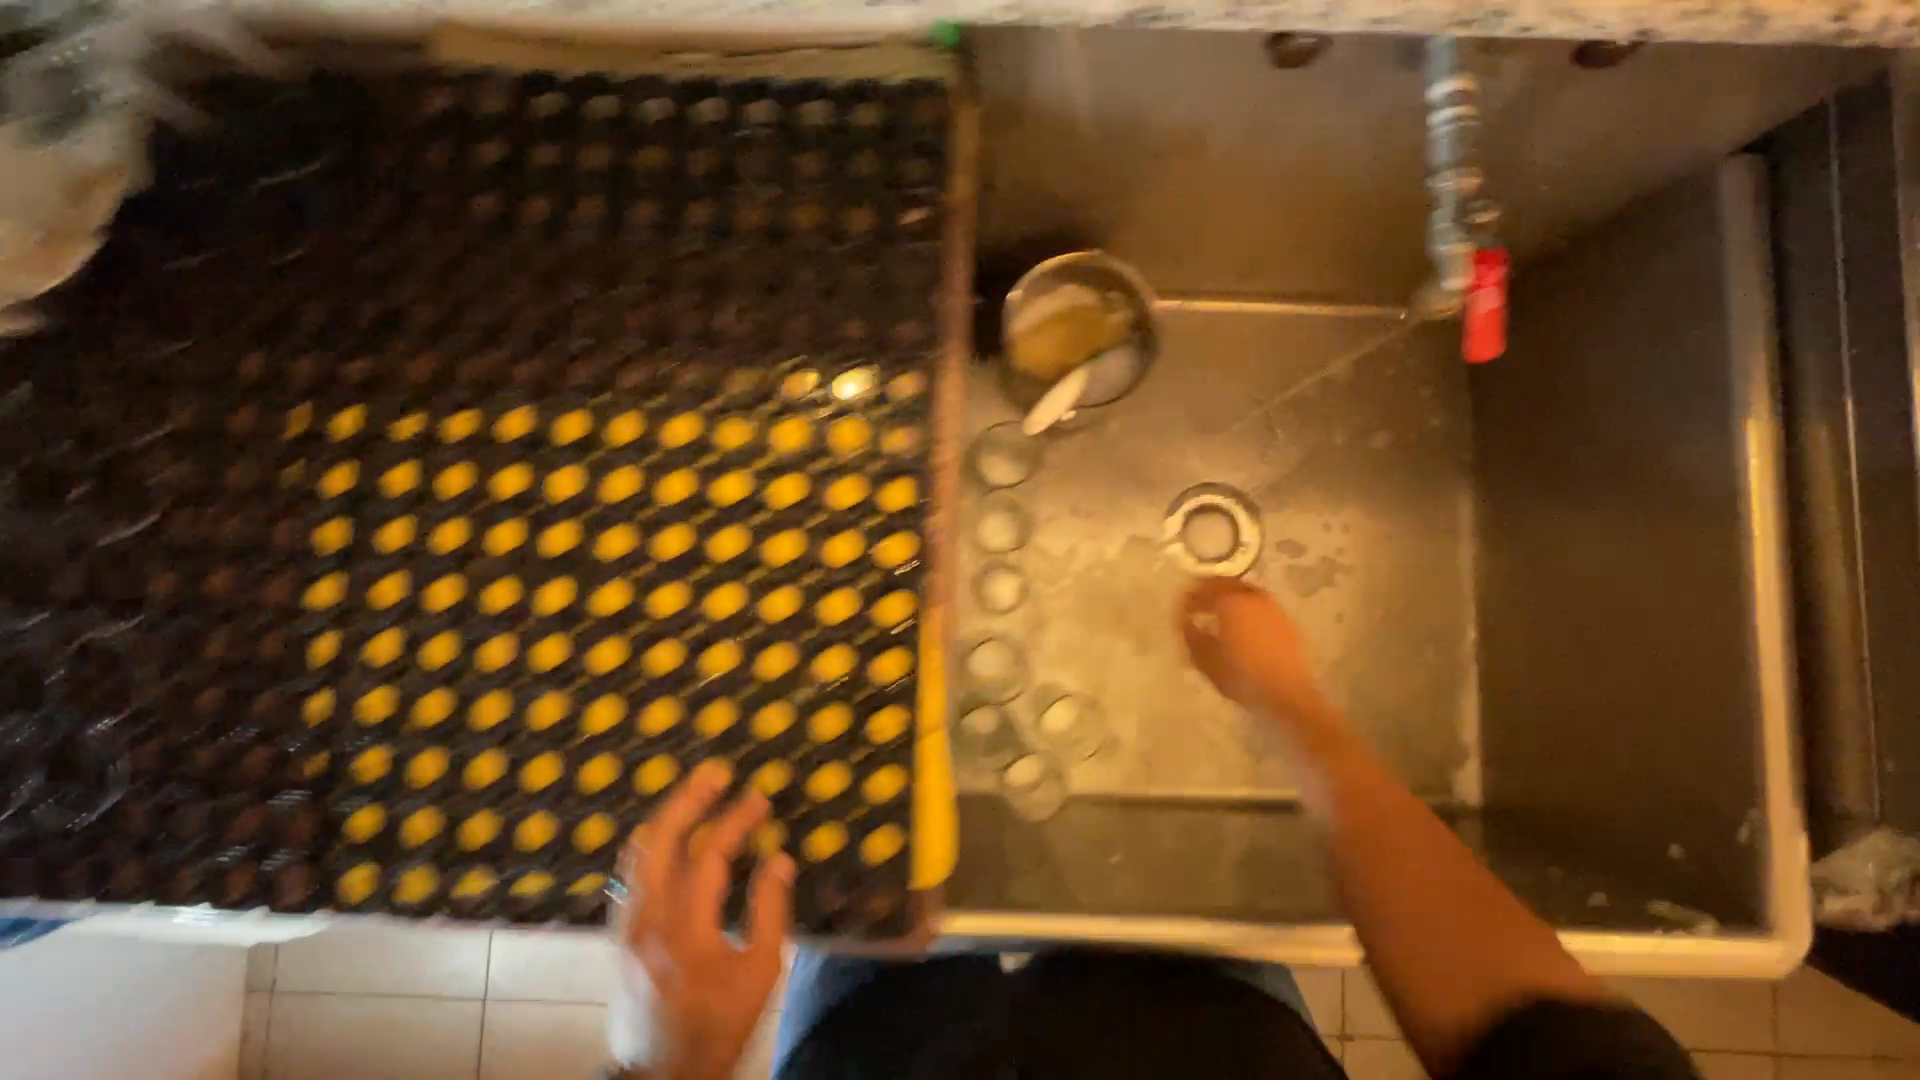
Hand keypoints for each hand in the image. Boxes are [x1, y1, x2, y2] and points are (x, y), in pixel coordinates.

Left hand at [612, 761, 794, 1079]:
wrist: (662, 1074)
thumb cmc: (718, 1024)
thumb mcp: (760, 973)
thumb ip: (770, 911)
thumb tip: (778, 858)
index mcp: (686, 930)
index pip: (708, 857)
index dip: (735, 821)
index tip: (759, 797)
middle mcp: (647, 920)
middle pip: (659, 841)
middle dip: (689, 799)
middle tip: (716, 772)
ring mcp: (626, 926)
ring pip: (638, 853)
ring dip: (668, 817)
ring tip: (695, 793)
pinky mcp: (619, 933)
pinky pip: (633, 872)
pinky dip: (654, 843)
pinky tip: (673, 834)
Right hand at [1178, 577, 1335, 726]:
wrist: (1290, 693)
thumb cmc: (1243, 677)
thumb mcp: (1207, 663)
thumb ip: (1192, 638)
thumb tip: (1186, 623)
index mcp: (1229, 603)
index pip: (1201, 591)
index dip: (1187, 599)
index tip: (1179, 611)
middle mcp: (1251, 597)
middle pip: (1224, 583)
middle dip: (1207, 591)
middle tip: (1195, 605)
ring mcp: (1271, 606)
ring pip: (1243, 591)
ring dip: (1227, 597)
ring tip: (1217, 613)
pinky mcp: (1285, 620)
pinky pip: (1257, 604)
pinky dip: (1244, 607)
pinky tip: (1240, 624)